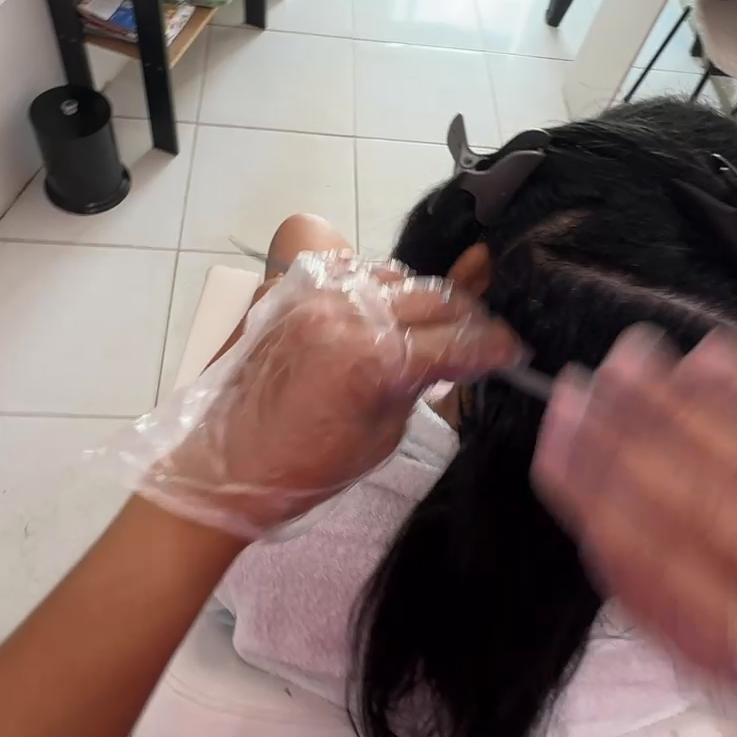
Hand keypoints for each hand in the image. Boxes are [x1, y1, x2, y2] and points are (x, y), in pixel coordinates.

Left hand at [122, 251, 522, 537]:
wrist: (224, 466)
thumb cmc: (306, 468)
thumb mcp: (384, 435)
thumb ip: (422, 380)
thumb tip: (457, 351)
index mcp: (374, 357)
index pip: (457, 341)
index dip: (494, 347)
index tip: (513, 352)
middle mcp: (346, 309)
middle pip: (433, 296)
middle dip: (467, 319)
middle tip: (480, 339)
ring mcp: (312, 291)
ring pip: (394, 273)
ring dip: (420, 299)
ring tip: (428, 327)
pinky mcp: (287, 286)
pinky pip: (349, 267)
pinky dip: (373, 286)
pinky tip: (377, 310)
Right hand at [531, 326, 736, 736]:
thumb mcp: (720, 671)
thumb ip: (652, 606)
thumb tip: (592, 519)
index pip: (659, 558)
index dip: (597, 492)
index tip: (555, 442)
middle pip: (702, 498)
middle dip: (628, 437)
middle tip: (578, 386)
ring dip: (681, 401)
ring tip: (627, 357)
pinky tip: (709, 353)